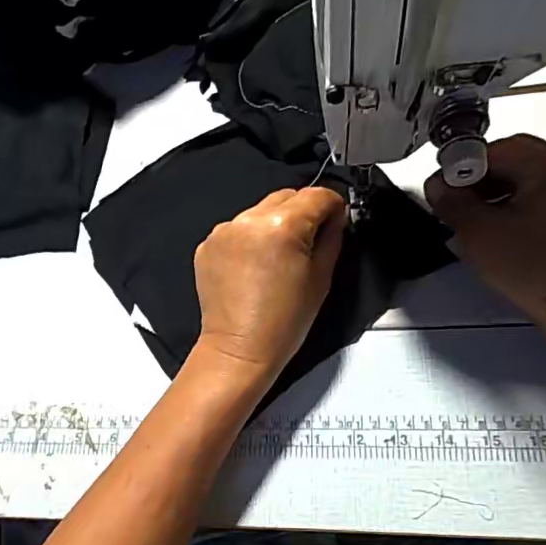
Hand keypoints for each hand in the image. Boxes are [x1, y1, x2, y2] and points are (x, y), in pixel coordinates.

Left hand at [191, 186, 346, 384]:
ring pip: (261, 210)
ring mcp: (224, 232)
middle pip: (287, 196)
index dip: (332, 205)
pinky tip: (256, 267)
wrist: (240, 350)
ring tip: (278, 260)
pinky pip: (238, 229)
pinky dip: (250, 239)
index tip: (336, 217)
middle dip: (303, 213)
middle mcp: (248, 221)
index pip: (316, 195)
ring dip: (274, 225)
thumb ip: (332, 238)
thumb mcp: (322, 278)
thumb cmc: (282, 324)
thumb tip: (335, 218)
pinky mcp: (209, 244)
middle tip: (309, 242)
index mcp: (281, 227)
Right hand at [425, 134, 545, 362]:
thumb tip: (437, 186)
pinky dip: (511, 207)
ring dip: (492, 193)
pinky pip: (537, 199)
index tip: (439, 188)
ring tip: (468, 219)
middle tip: (451, 201)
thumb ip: (452, 202)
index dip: (460, 167)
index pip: (495, 150)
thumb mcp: (480, 233)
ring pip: (524, 180)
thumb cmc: (536, 270)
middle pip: (513, 160)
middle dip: (477, 179)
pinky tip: (493, 231)